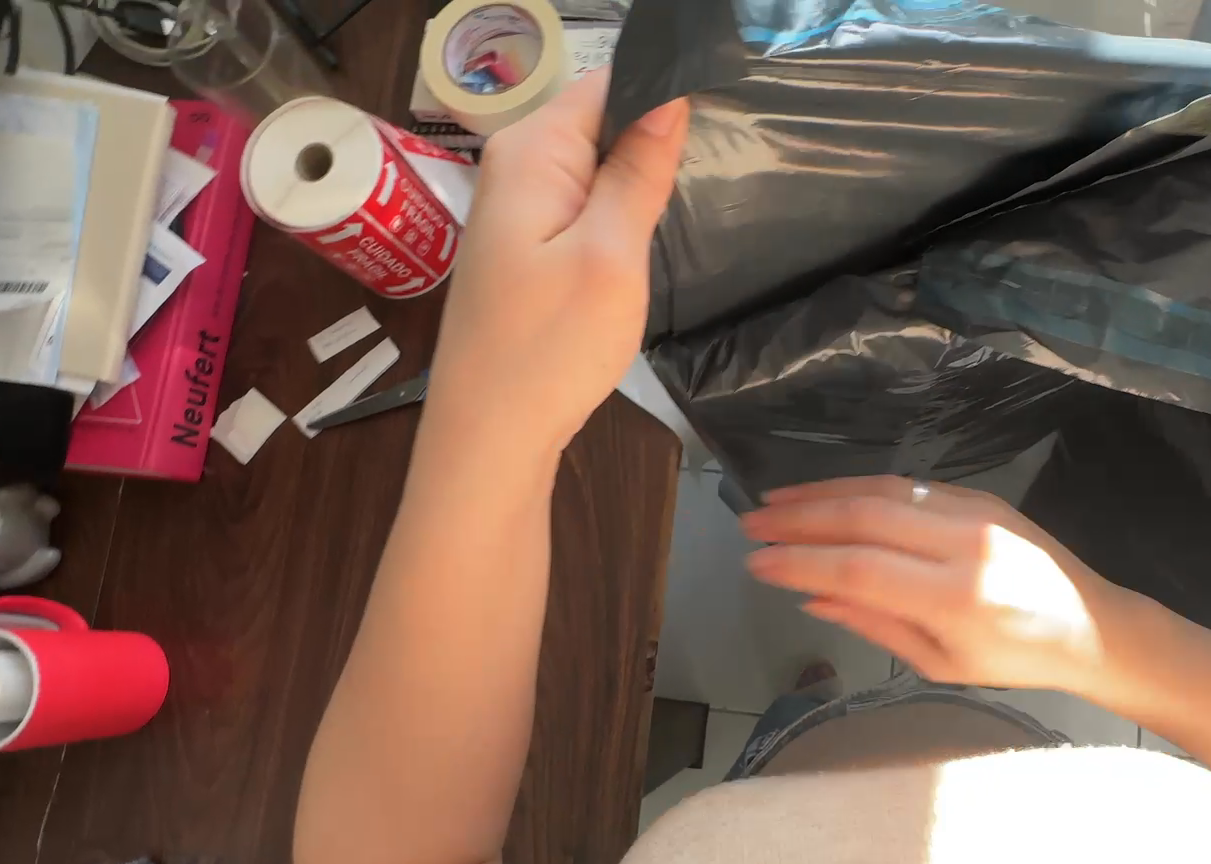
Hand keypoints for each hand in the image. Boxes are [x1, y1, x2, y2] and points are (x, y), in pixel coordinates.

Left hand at [427, 68, 688, 450]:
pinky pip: (580, 215)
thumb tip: (668, 97)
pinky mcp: (524, 255)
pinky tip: (636, 256)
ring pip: (593, 176)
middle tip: (707, 188)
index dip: (662, 98)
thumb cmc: (553, 347)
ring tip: (680, 219)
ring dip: (635, 193)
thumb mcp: (611, 255)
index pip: (607, 85)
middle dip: (652, 149)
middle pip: (599, 128)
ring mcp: (516, 216)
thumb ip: (638, 174)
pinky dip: (614, 226)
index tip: (716, 129)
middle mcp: (514, 170)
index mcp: (532, 152)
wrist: (494, 433)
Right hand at [741, 476, 1162, 697]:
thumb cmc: (1014, 660)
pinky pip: (906, 484)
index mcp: (955, 597)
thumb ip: (874, 624)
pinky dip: (858, 487)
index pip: (858, 569)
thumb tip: (811, 598)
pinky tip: (827, 494)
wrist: (1091, 623)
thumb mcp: (940, 663)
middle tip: (752, 524)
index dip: (801, 563)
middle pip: (863, 517)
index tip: (757, 563)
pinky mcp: (979, 495)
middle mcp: (962, 543)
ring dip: (821, 493)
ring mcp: (973, 511)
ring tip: (774, 502)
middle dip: (798, 519)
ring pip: (881, 490)